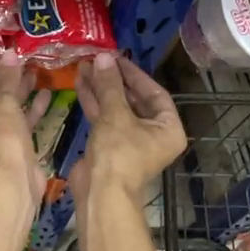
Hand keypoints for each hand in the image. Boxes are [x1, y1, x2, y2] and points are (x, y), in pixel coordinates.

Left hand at [0, 53, 52, 207]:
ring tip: (35, 73)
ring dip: (17, 93)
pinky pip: (12, 126)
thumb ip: (7, 78)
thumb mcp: (3, 104)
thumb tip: (10, 54)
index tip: (0, 60)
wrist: (12, 187)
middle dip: (3, 81)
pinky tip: (45, 94)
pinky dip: (26, 111)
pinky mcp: (3, 151)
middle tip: (20, 64)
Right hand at [72, 52, 185, 201]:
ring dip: (101, 89)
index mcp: (168, 128)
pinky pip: (104, 119)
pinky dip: (94, 103)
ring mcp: (130, 141)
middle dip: (114, 81)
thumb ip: (109, 85)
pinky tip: (81, 84)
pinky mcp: (110, 146)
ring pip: (116, 108)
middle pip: (134, 100)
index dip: (135, 74)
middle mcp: (153, 134)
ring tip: (85, 67)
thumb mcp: (115, 114)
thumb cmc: (119, 152)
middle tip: (98, 60)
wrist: (100, 192)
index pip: (155, 93)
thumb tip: (103, 57)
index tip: (117, 58)